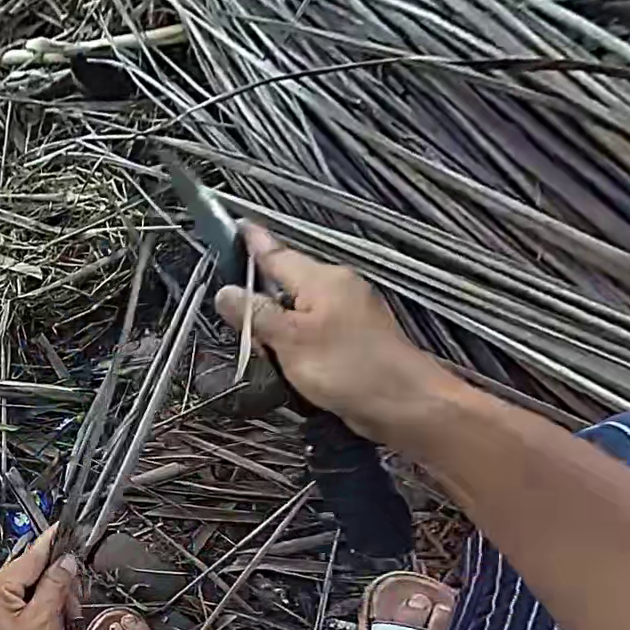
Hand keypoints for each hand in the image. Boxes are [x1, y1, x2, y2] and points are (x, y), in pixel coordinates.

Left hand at [0, 526, 80, 629]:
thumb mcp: (44, 624)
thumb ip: (55, 587)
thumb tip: (65, 561)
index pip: (28, 557)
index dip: (52, 544)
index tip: (64, 529)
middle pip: (27, 575)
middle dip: (56, 586)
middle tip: (76, 601)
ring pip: (26, 595)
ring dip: (50, 604)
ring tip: (63, 626)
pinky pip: (19, 612)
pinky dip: (39, 617)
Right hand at [215, 224, 451, 439]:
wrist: (403, 403)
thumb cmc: (346, 367)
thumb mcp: (290, 340)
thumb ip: (256, 315)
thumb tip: (225, 292)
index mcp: (322, 279)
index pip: (278, 254)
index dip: (254, 243)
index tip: (236, 227)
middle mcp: (337, 289)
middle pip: (285, 285)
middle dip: (258, 299)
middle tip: (233, 321)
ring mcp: (348, 314)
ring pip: (296, 311)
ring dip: (275, 327)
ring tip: (259, 350)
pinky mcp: (352, 339)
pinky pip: (310, 331)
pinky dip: (292, 342)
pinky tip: (285, 363)